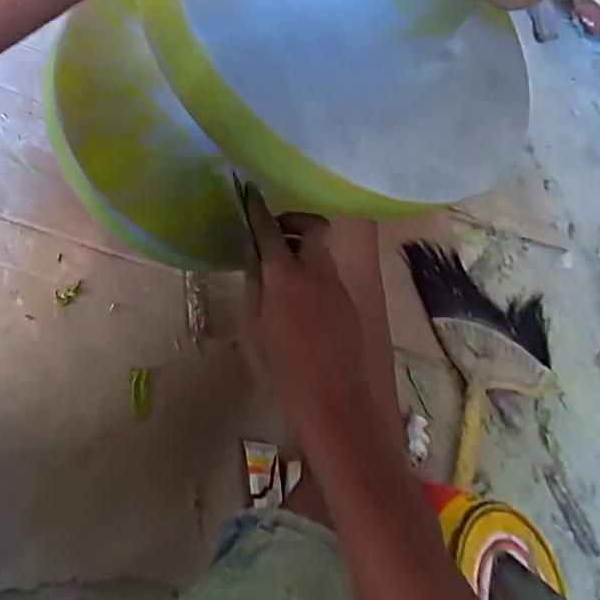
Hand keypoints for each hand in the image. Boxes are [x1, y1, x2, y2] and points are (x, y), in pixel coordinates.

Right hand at [241, 185, 371, 414]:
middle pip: (312, 226)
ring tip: (282, 269)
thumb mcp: (254, 326)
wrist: (335, 405)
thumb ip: (255, 287)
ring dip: (302, 247)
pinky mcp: (351, 306)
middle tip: (273, 232)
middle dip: (292, 220)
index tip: (248, 193)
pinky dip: (312, 271)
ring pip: (321, 251)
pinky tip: (299, 298)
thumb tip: (256, 263)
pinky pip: (329, 274)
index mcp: (285, 276)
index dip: (257, 209)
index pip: (269, 229)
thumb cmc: (282, 368)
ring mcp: (339, 288)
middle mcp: (317, 272)